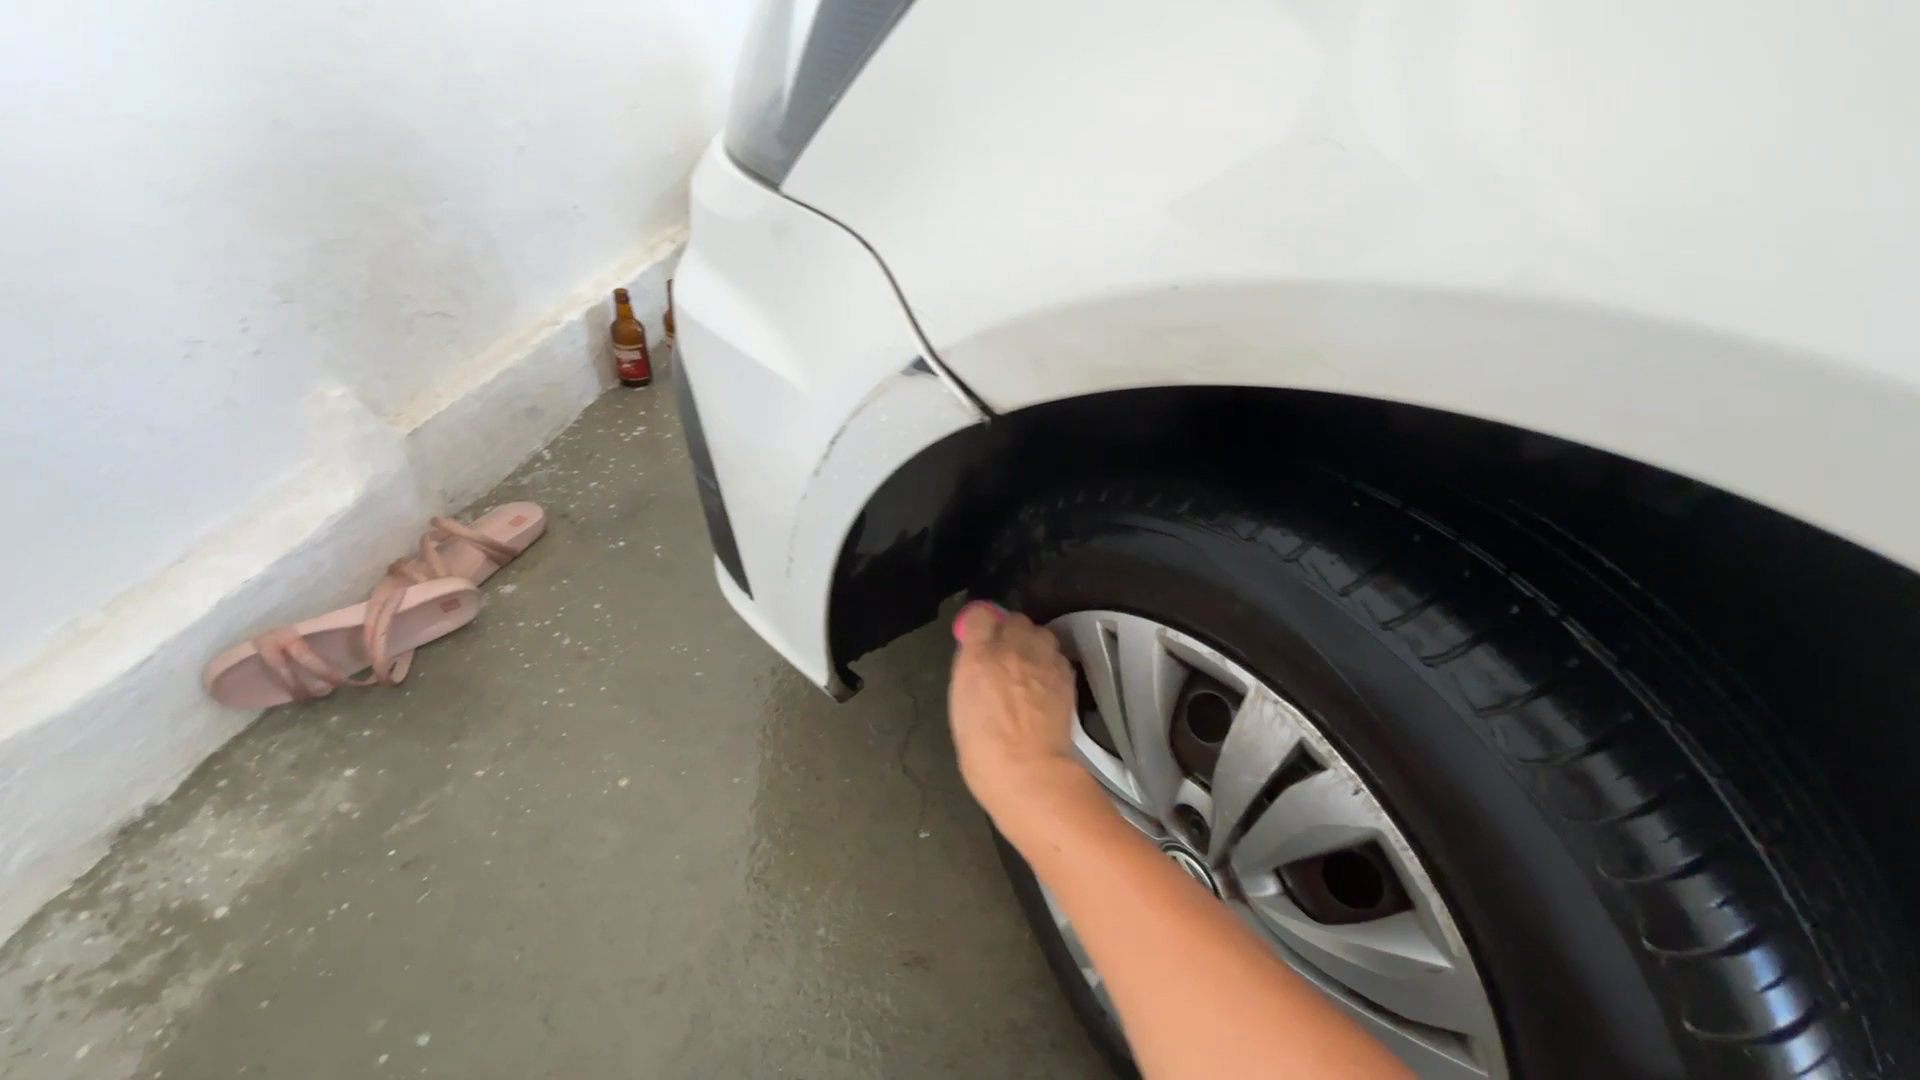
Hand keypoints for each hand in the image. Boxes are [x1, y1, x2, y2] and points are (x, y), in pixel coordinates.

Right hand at [947, 601, 1096, 828]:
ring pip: (1040, 633)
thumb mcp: (961, 705)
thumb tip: (977, 658)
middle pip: (1013, 619)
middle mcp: (1012, 648)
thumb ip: (970, 671)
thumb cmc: (982, 748)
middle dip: (1009, 632)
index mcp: (978, 656)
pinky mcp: (1065, 674)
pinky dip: (1050, 662)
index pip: (979, 616)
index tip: (978, 636)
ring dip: (1033, 643)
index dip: (979, 624)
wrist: (1027, 770)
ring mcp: (1042, 659)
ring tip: (1029, 665)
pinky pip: (1057, 655)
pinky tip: (1045, 682)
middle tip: (1005, 654)